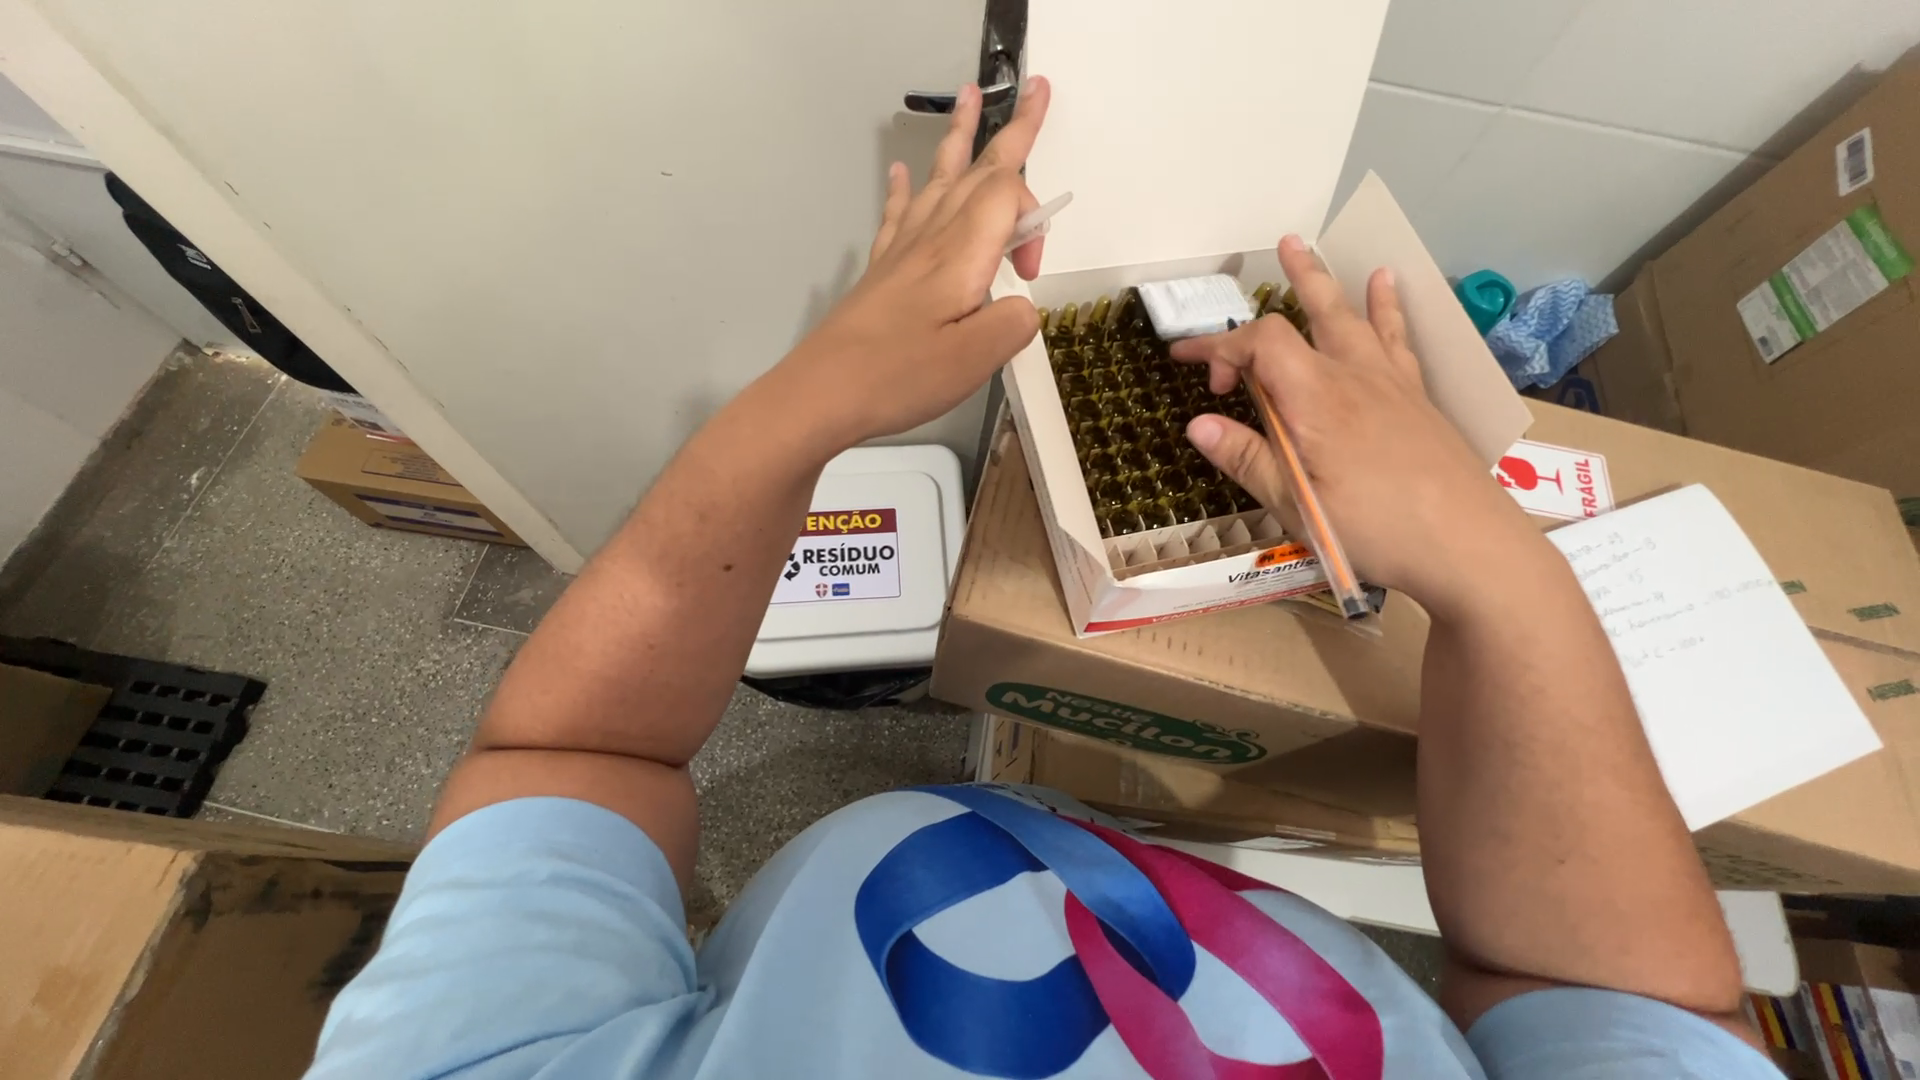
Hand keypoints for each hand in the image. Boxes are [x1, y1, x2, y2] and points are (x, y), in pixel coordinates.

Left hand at [777, 77, 1051, 445]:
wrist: (822, 392)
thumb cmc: (898, 376)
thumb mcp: (975, 359)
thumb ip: (1013, 323)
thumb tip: (1020, 306)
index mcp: (960, 255)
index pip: (1009, 198)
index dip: (1034, 224)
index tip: (1029, 274)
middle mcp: (932, 240)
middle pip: (978, 171)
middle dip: (1013, 131)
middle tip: (1037, 90)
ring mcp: (902, 252)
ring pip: (939, 180)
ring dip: (960, 138)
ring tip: (968, 97)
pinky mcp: (883, 271)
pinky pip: (899, 213)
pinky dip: (906, 188)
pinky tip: (903, 172)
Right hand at [1170, 236, 1541, 614]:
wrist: (1469, 545)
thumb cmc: (1374, 529)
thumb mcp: (1295, 505)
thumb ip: (1247, 459)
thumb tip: (1197, 423)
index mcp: (1315, 399)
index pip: (1260, 345)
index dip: (1217, 346)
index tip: (1184, 361)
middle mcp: (1353, 377)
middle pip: (1317, 311)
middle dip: (1292, 280)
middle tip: (1278, 248)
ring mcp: (1391, 384)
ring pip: (1357, 317)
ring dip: (1331, 283)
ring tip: (1319, 250)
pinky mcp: (1416, 400)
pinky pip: (1397, 339)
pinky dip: (1387, 309)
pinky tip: (1389, 288)